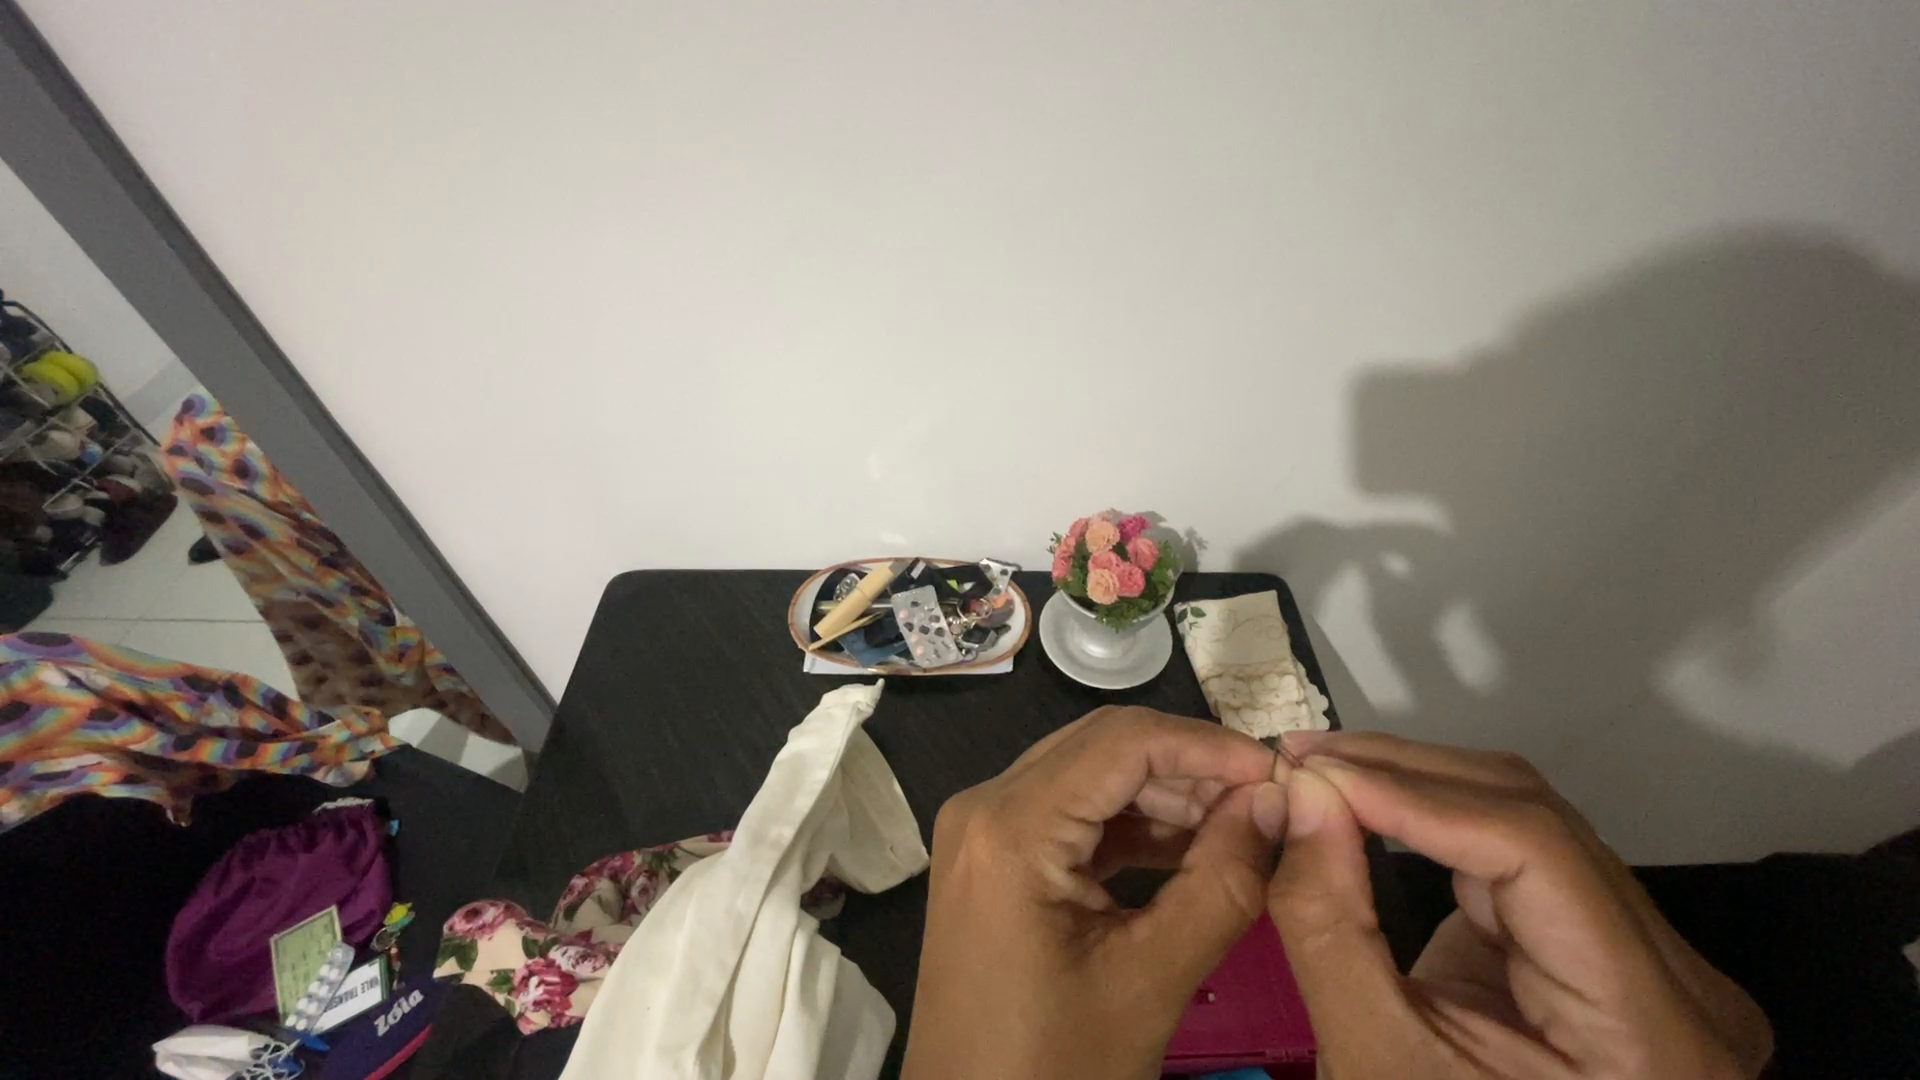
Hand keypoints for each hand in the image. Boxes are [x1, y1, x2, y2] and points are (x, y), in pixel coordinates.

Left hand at [902, 706, 1287, 1079]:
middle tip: (1264, 800)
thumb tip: (1272, 800)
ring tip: (1238, 826)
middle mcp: (986, 804)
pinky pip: (1070, 814)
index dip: (1204, 744)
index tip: (1275, 769)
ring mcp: (983, 827)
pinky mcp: (993, 853)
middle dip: (1187, 766)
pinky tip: (1189, 849)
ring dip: (1163, 795)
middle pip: (1101, 748)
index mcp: (1011, 826)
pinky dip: (1130, 825)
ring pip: (1088, 775)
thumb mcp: (1150, 982)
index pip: (1121, 742)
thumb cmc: (1054, 1067)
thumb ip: (1222, 884)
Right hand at [1268, 731, 1772, 1078]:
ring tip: (1313, 770)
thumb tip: (1301, 791)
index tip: (1311, 776)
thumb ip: (1329, 924)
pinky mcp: (1580, 934)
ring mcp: (1635, 950)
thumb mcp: (1373, 1056)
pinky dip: (1417, 813)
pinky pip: (1500, 844)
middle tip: (1296, 757)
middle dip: (1398, 773)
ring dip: (1403, 780)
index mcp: (1653, 1031)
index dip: (1415, 799)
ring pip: (1516, 814)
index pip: (1537, 853)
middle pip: (1532, 816)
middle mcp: (1675, 976)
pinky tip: (1357, 799)